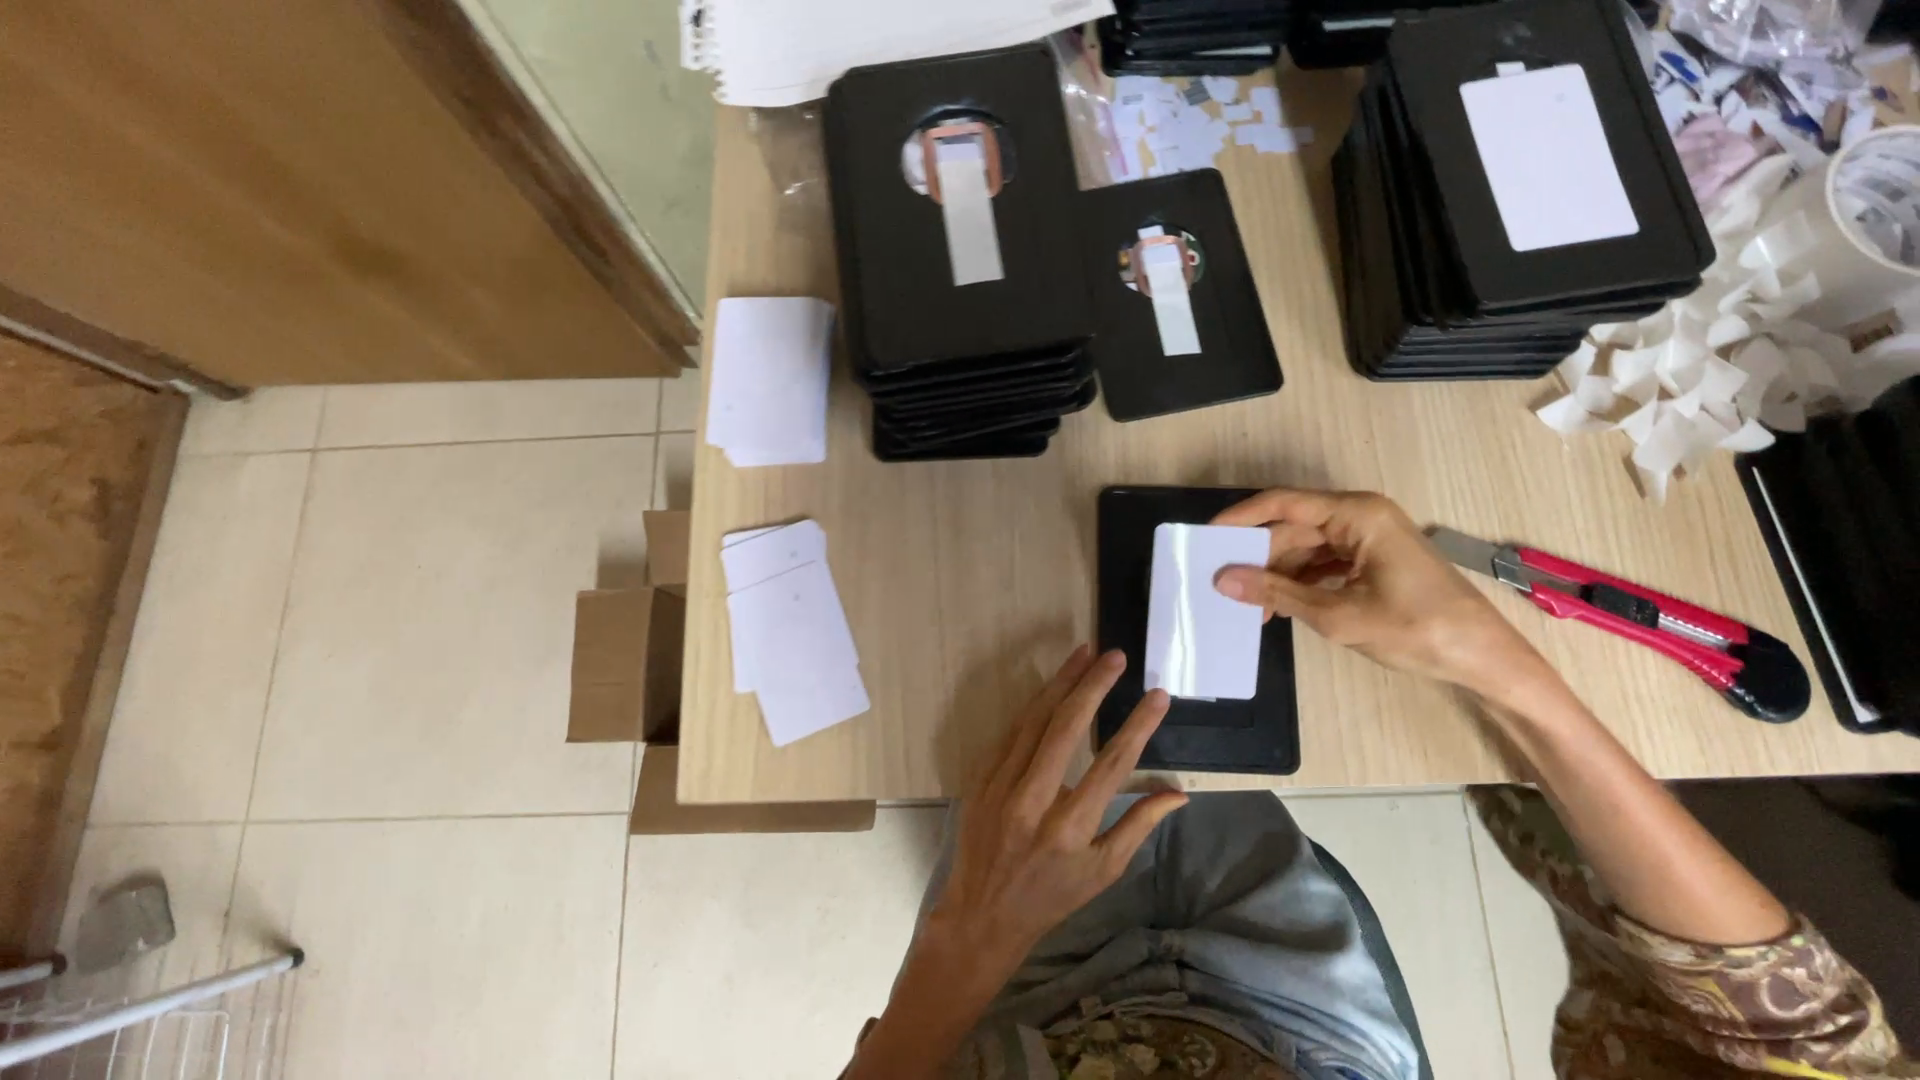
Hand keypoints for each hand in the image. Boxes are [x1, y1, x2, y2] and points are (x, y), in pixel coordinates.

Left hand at [926, 646, 1187, 974]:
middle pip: (1066, 727)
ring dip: (1060, 683)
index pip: (1112, 764)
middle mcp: (1032, 801)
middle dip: (1093, 686)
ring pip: (1033, 720)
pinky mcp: (980, 779)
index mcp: (1070, 828)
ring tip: (1085, 654)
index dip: (1138, 726)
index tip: (1157, 696)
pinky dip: (1033, 706)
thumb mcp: (1104, 872)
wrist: (982, 913)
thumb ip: (1139, 827)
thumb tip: (1178, 792)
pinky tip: (1052, 686)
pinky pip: (1010, 732)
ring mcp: (1000, 786)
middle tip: (1115, 656)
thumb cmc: (1052, 896)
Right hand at [1210, 488, 1548, 698]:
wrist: (1482, 657)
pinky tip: (1276, 607)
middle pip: (1292, 528)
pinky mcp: (1373, 560)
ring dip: (1276, 575)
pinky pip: (1323, 563)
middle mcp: (1361, 516)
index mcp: (1357, 515)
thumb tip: (1222, 579)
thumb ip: (1276, 592)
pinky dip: (1298, 583)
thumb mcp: (1337, 613)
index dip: (1240, 518)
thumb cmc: (1416, 629)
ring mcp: (1368, 539)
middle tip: (1219, 582)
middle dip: (1257, 555)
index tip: (1205, 537)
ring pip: (1304, 548)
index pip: (1283, 504)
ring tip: (1245, 604)